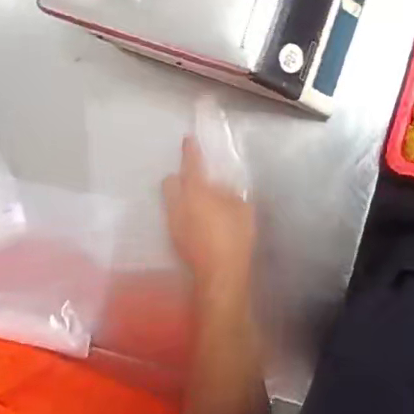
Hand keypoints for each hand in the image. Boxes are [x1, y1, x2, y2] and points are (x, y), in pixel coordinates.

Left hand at [163, 136, 255, 304]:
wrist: (219, 274)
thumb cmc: (234, 237)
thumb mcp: (243, 209)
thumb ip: (230, 194)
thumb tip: (222, 189)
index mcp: (196, 191)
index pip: (191, 164)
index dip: (190, 150)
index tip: (189, 139)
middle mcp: (178, 204)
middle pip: (170, 181)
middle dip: (180, 177)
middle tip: (197, 180)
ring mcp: (173, 223)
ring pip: (171, 201)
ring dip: (182, 198)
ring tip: (202, 204)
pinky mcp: (175, 240)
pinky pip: (177, 218)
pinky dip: (186, 215)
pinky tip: (201, 224)